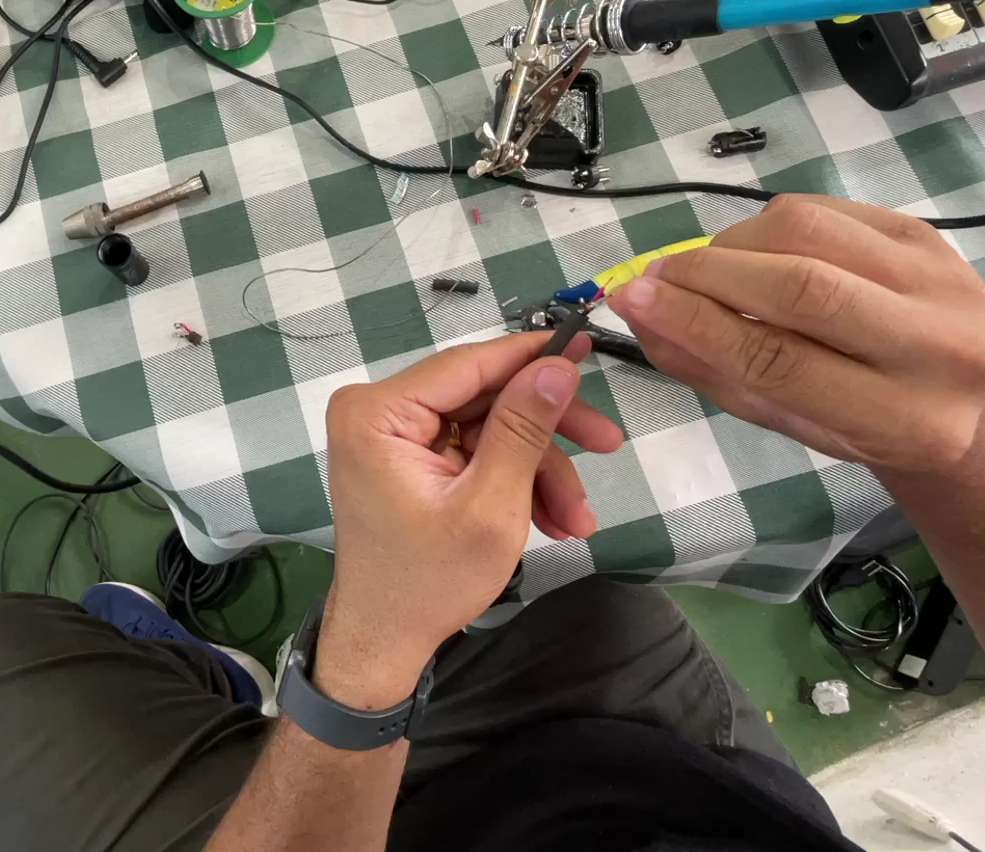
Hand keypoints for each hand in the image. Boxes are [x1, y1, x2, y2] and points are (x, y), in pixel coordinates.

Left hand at [317, 333, 624, 707]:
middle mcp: (375, 410)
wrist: (384, 639)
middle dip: (545, 432)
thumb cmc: (429, 582)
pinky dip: (510, 479)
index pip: (466, 365)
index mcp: (377, 412)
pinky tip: (548, 518)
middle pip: (480, 397)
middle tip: (609, 444)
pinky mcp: (404, 455)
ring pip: (484, 427)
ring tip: (574, 520)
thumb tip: (556, 366)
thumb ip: (523, 429)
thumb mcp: (489, 506)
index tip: (585, 344)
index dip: (530, 355)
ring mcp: (389, 433)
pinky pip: (469, 449)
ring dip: (535, 469)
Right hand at [606, 194, 984, 476]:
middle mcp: (941, 347)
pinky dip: (763, 226)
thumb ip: (704, 366)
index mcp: (899, 419)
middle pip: (800, 287)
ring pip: (808, 233)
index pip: (777, 360)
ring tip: (706, 269)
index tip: (631, 298)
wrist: (950, 396)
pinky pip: (822, 209)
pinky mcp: (929, 235)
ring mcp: (944, 279)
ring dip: (733, 245)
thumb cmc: (845, 419)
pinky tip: (752, 253)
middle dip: (707, 274)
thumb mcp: (771, 416)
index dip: (694, 324)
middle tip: (656, 276)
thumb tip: (636, 308)